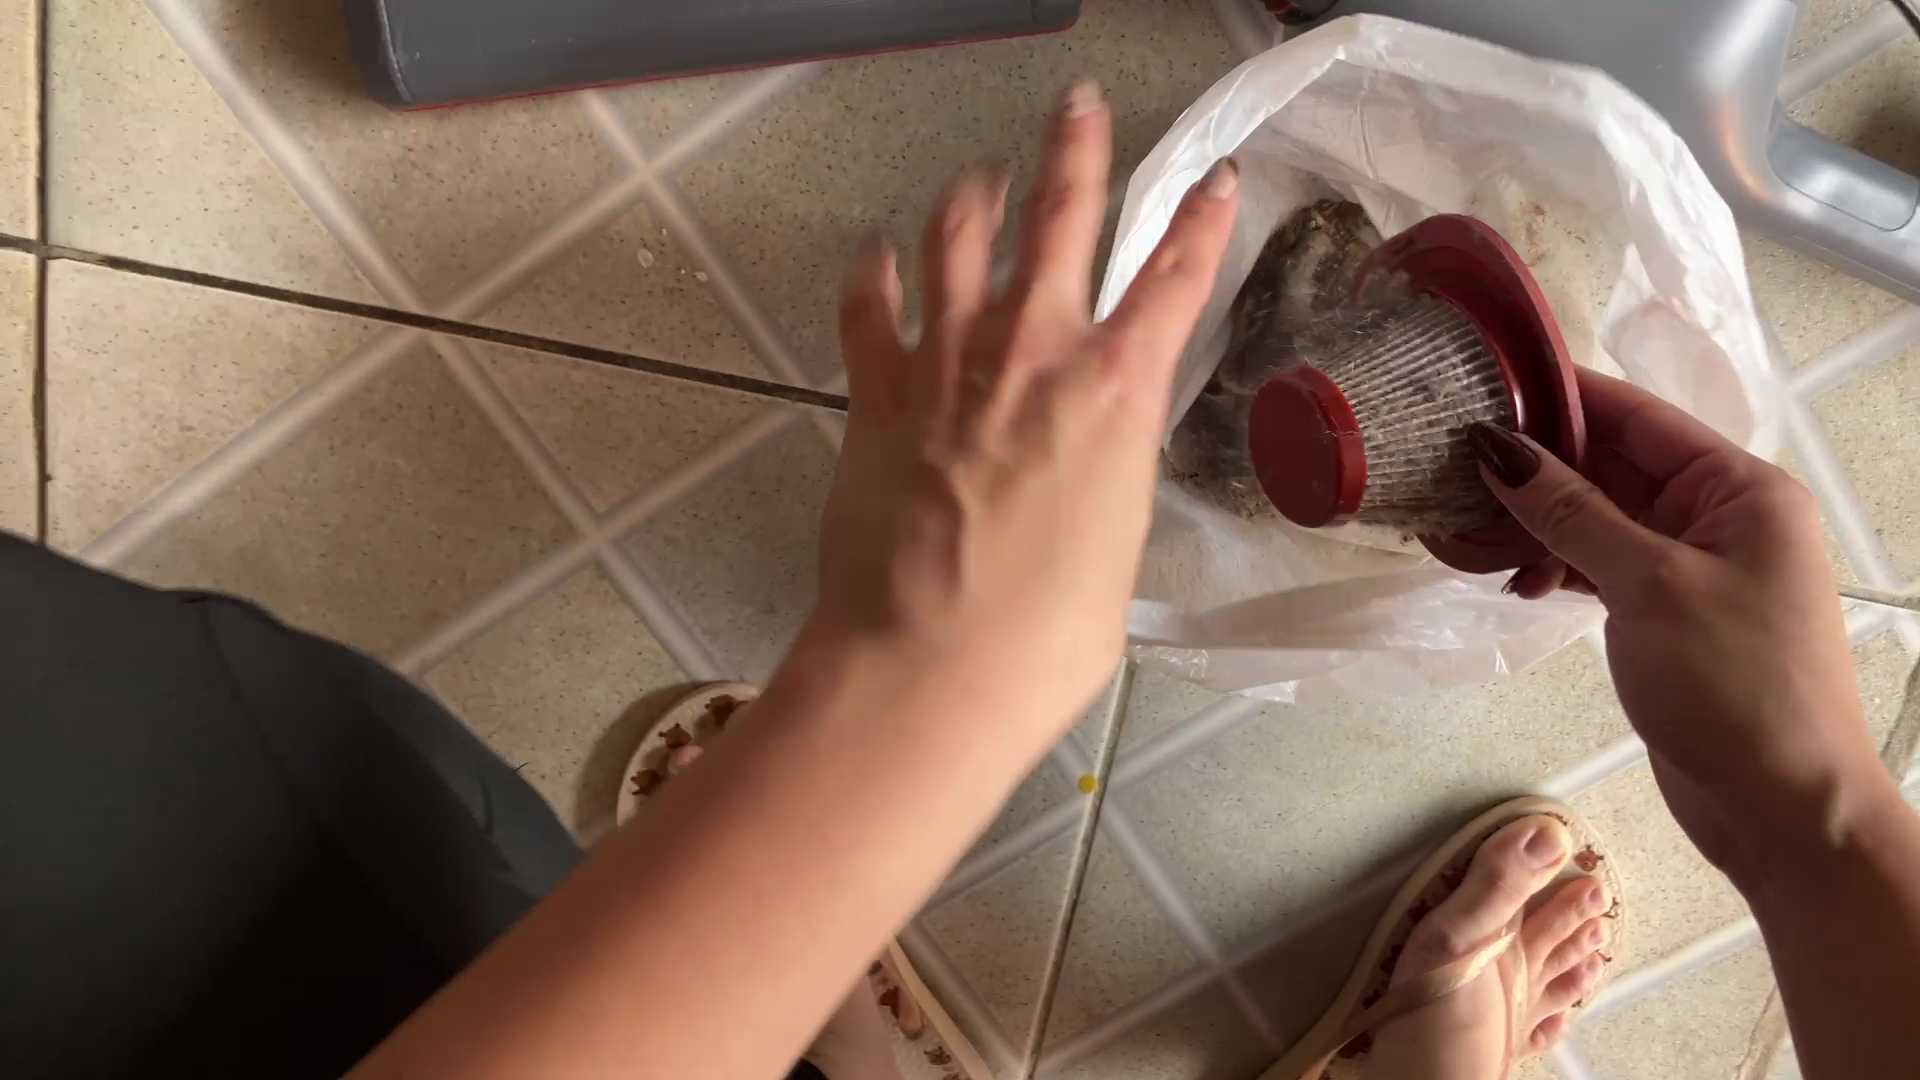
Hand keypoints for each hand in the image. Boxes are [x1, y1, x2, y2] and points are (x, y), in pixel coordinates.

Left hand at [810, 80, 1239, 727]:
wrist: (934, 665)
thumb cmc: (1046, 637)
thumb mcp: (1114, 548)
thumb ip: (1105, 480)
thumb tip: (1088, 457)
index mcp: (1113, 396)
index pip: (1175, 283)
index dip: (1201, 226)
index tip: (1215, 182)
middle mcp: (1033, 356)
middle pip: (1063, 222)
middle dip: (1078, 154)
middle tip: (1079, 109)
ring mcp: (947, 366)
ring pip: (959, 243)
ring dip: (974, 200)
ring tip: (979, 179)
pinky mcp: (874, 396)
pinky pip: (869, 311)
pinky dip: (872, 274)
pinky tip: (876, 252)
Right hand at [1468, 370, 1895, 884]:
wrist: (1776, 799)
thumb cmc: (1732, 681)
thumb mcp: (1646, 584)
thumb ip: (1569, 512)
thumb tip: (1496, 449)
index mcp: (1737, 490)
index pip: (1635, 419)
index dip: (1560, 397)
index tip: (1483, 388)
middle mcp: (1712, 513)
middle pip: (1605, 464)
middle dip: (1531, 467)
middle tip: (1450, 466)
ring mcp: (1681, 559)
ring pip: (1587, 513)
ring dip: (1530, 521)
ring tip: (1468, 532)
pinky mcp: (1653, 599)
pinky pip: (1588, 556)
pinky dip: (1547, 562)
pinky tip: (1515, 582)